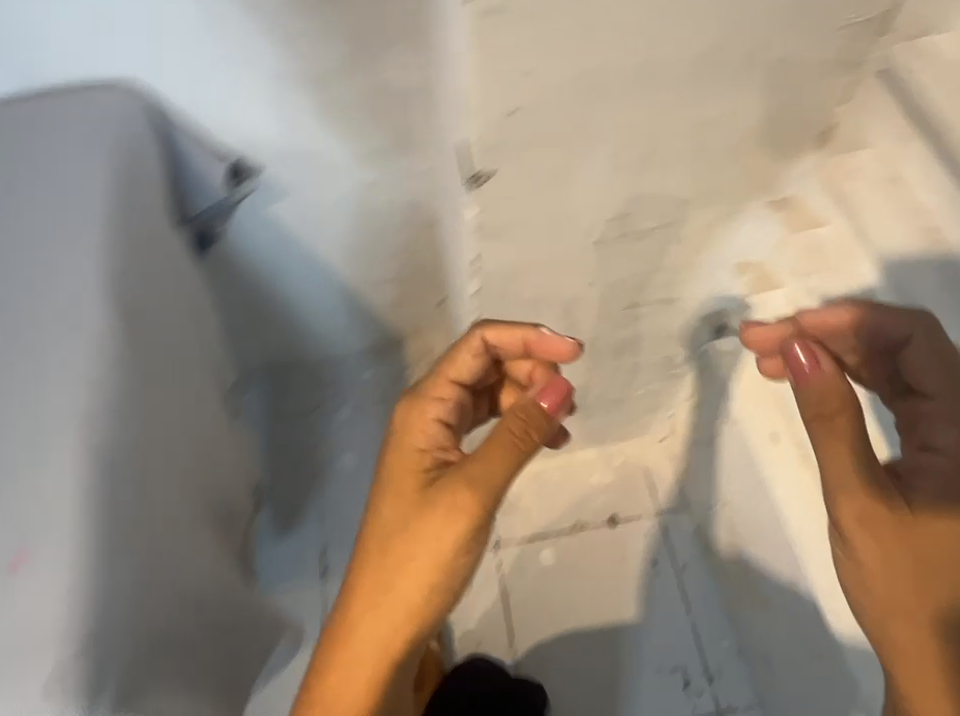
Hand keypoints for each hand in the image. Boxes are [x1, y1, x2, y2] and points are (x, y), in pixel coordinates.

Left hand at [292, 320, 580, 715]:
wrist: (383, 623)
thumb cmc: (421, 554)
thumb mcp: (475, 490)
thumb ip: (519, 433)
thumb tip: (563, 384)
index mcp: (425, 404)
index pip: (479, 343)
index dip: (528, 338)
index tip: (576, 355)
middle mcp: (428, 410)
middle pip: (485, 364)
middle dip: (531, 369)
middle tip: (571, 402)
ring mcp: (435, 438)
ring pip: (489, 395)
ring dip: (528, 399)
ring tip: (565, 425)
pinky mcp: (444, 465)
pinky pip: (487, 427)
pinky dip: (518, 427)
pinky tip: (546, 443)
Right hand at [741, 300, 959, 715]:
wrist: (941, 661)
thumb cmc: (902, 586)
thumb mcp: (856, 499)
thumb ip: (829, 416)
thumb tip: (795, 345)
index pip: (915, 338)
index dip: (849, 319)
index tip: (787, 328)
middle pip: (903, 348)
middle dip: (829, 334)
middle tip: (758, 342)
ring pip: (895, 370)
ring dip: (833, 356)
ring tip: (767, 357)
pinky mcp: (943, 456)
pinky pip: (897, 399)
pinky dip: (850, 384)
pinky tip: (808, 382)